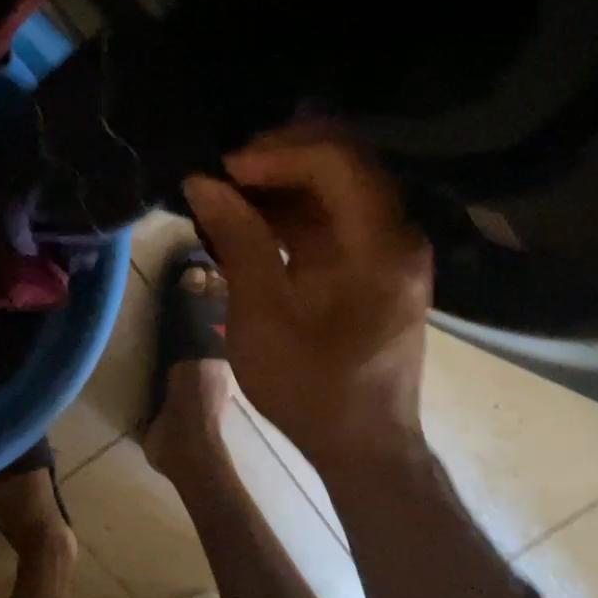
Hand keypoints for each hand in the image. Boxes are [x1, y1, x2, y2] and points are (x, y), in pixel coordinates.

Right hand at [181, 125, 432, 468]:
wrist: (361, 443)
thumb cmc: (310, 385)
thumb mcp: (262, 314)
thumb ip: (239, 240)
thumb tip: (203, 182)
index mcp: (379, 245)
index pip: (336, 162)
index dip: (275, 154)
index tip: (223, 172)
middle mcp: (394, 234)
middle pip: (341, 162)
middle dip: (276, 158)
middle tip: (220, 175)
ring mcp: (386, 248)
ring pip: (334, 185)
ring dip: (278, 183)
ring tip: (224, 195)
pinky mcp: (371, 263)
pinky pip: (331, 215)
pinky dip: (288, 210)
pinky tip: (246, 221)